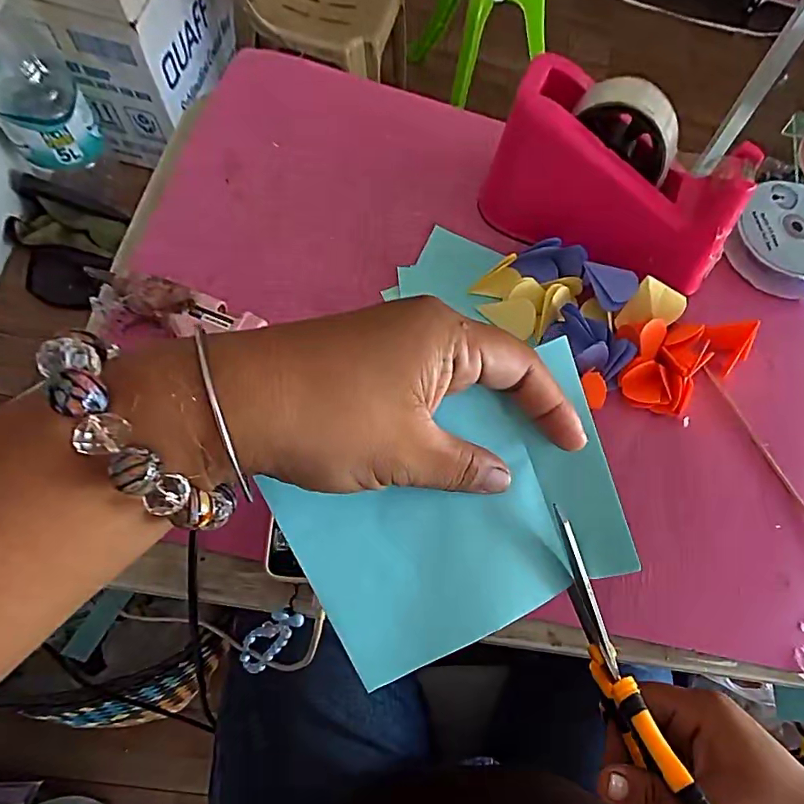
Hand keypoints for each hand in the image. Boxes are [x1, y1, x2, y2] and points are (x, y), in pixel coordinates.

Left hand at [204, 297, 585, 492]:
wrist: (231, 403)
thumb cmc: (331, 421)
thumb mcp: (406, 452)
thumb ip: (463, 466)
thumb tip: (502, 477)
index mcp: (445, 335)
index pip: (519, 365)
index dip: (552, 406)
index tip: (572, 445)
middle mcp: (424, 327)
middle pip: (493, 364)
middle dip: (523, 405)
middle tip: (547, 444)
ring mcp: (392, 340)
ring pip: (459, 377)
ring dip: (485, 413)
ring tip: (508, 448)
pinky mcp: (369, 359)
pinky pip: (428, 385)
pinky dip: (450, 415)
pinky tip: (452, 443)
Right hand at [597, 682, 803, 803]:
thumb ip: (649, 794)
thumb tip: (604, 780)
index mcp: (705, 712)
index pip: (639, 699)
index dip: (619, 730)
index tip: (614, 769)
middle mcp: (707, 717)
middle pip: (645, 725)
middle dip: (636, 763)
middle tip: (643, 801)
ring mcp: (713, 739)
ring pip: (659, 750)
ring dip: (655, 782)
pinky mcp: (718, 762)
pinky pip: (677, 766)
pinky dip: (672, 790)